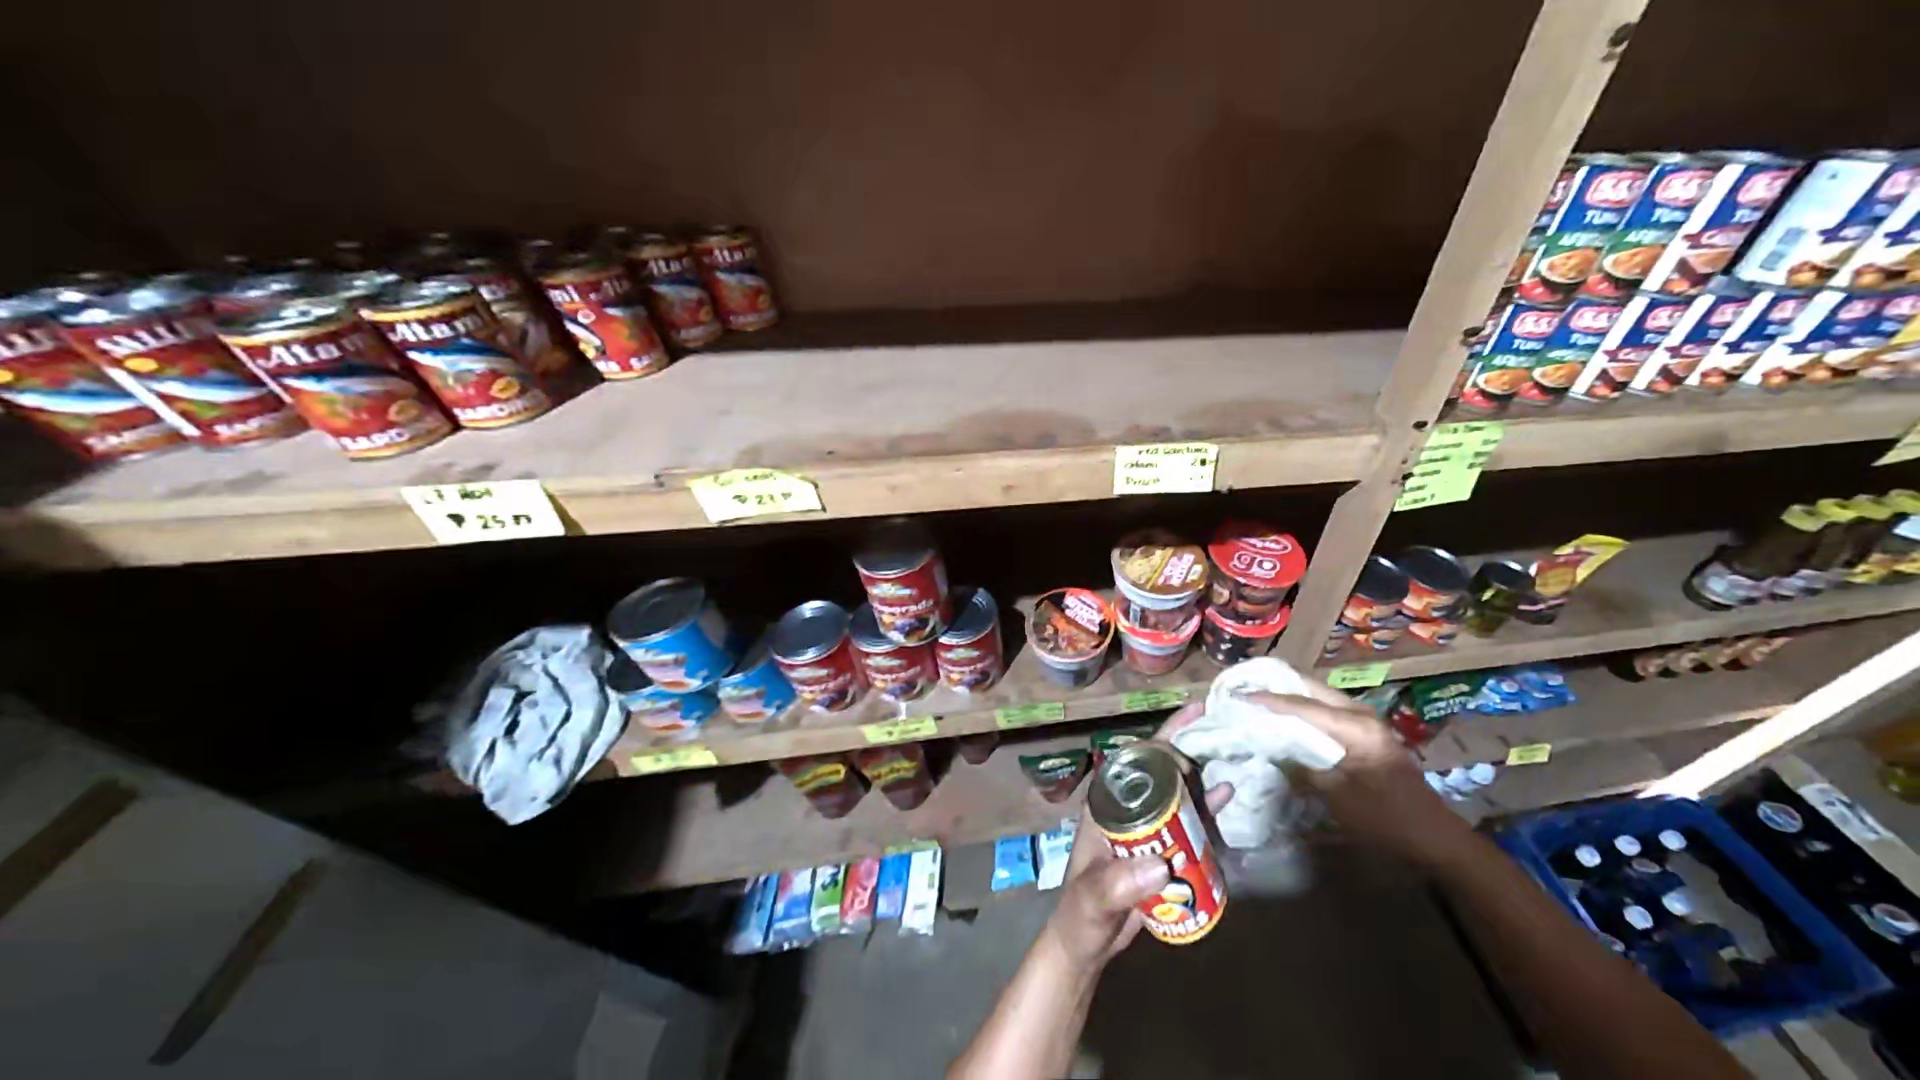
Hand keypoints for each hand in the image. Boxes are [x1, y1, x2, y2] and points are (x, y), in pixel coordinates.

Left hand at [1044, 704, 1230, 969]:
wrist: (1087, 944)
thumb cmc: (1082, 915)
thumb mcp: (1094, 899)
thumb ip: (1116, 885)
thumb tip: (1161, 866)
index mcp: (1106, 806)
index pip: (1135, 761)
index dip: (1163, 741)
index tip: (1196, 723)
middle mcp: (1128, 807)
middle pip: (1161, 770)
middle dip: (1189, 749)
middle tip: (1225, 734)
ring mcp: (1147, 826)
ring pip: (1177, 791)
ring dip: (1201, 775)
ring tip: (1233, 753)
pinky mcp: (1163, 847)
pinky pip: (1189, 821)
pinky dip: (1208, 808)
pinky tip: (1228, 795)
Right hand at [1233, 683, 1475, 866]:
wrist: (1434, 838)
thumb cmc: (1386, 818)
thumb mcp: (1338, 795)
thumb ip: (1303, 766)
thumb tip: (1269, 748)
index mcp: (1355, 726)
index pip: (1301, 705)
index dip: (1267, 699)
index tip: (1236, 694)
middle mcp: (1360, 715)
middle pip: (1310, 690)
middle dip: (1277, 687)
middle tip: (1245, 688)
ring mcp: (1366, 723)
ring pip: (1319, 698)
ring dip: (1290, 697)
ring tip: (1258, 699)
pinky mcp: (1366, 734)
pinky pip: (1327, 711)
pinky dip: (1304, 711)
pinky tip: (1285, 719)